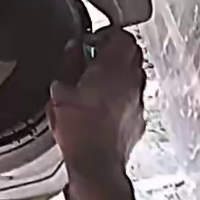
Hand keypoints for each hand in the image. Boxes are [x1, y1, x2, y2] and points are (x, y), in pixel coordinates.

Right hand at [49, 28, 146, 190]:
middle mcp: (131, 81)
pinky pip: (134, 97)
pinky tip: (104, 104)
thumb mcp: (60, 92)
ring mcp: (138, 101)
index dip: (108, 34)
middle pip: (133, 53)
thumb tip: (72, 49)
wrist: (97, 165)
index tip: (93, 39)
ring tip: (98, 79)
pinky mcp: (139, 119)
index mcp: (112, 69)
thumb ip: (68, 65)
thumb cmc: (78, 129)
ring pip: (135, 74)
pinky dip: (122, 94)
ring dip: (120, 72)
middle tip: (95, 55)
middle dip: (116, 50)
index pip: (122, 37)